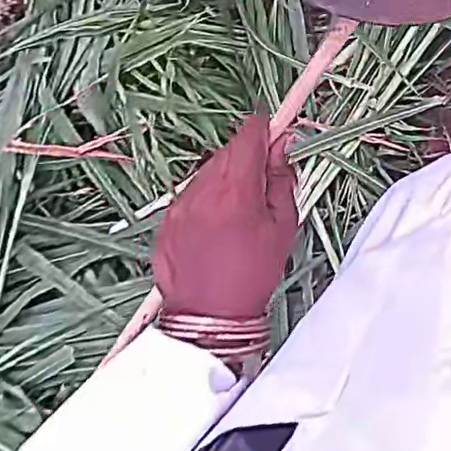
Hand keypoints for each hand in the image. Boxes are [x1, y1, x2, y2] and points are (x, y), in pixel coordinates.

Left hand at [155, 114, 296, 318]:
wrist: (209, 321)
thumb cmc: (252, 276)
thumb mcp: (283, 225)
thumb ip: (282, 177)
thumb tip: (282, 145)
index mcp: (235, 189)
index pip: (249, 134)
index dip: (264, 130)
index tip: (274, 134)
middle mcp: (202, 190)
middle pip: (228, 150)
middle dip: (248, 156)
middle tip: (262, 179)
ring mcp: (180, 204)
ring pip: (209, 169)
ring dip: (226, 176)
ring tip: (239, 208)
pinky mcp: (167, 219)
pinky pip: (192, 192)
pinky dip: (207, 196)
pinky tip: (218, 222)